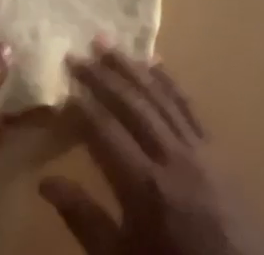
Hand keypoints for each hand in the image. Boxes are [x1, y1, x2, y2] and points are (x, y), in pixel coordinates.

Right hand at [39, 45, 263, 254]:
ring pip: (161, 98)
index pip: (105, 131)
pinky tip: (156, 63)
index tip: (61, 84)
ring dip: (133, 68)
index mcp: (145, 186)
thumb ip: (84, 219)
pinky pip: (191, 108)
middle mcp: (173, 159)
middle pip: (132, 106)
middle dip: (102, 76)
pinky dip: (170, 83)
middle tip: (77, 52)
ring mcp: (200, 152)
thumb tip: (45, 182)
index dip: (81, 105)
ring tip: (108, 44)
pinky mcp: (218, 152)